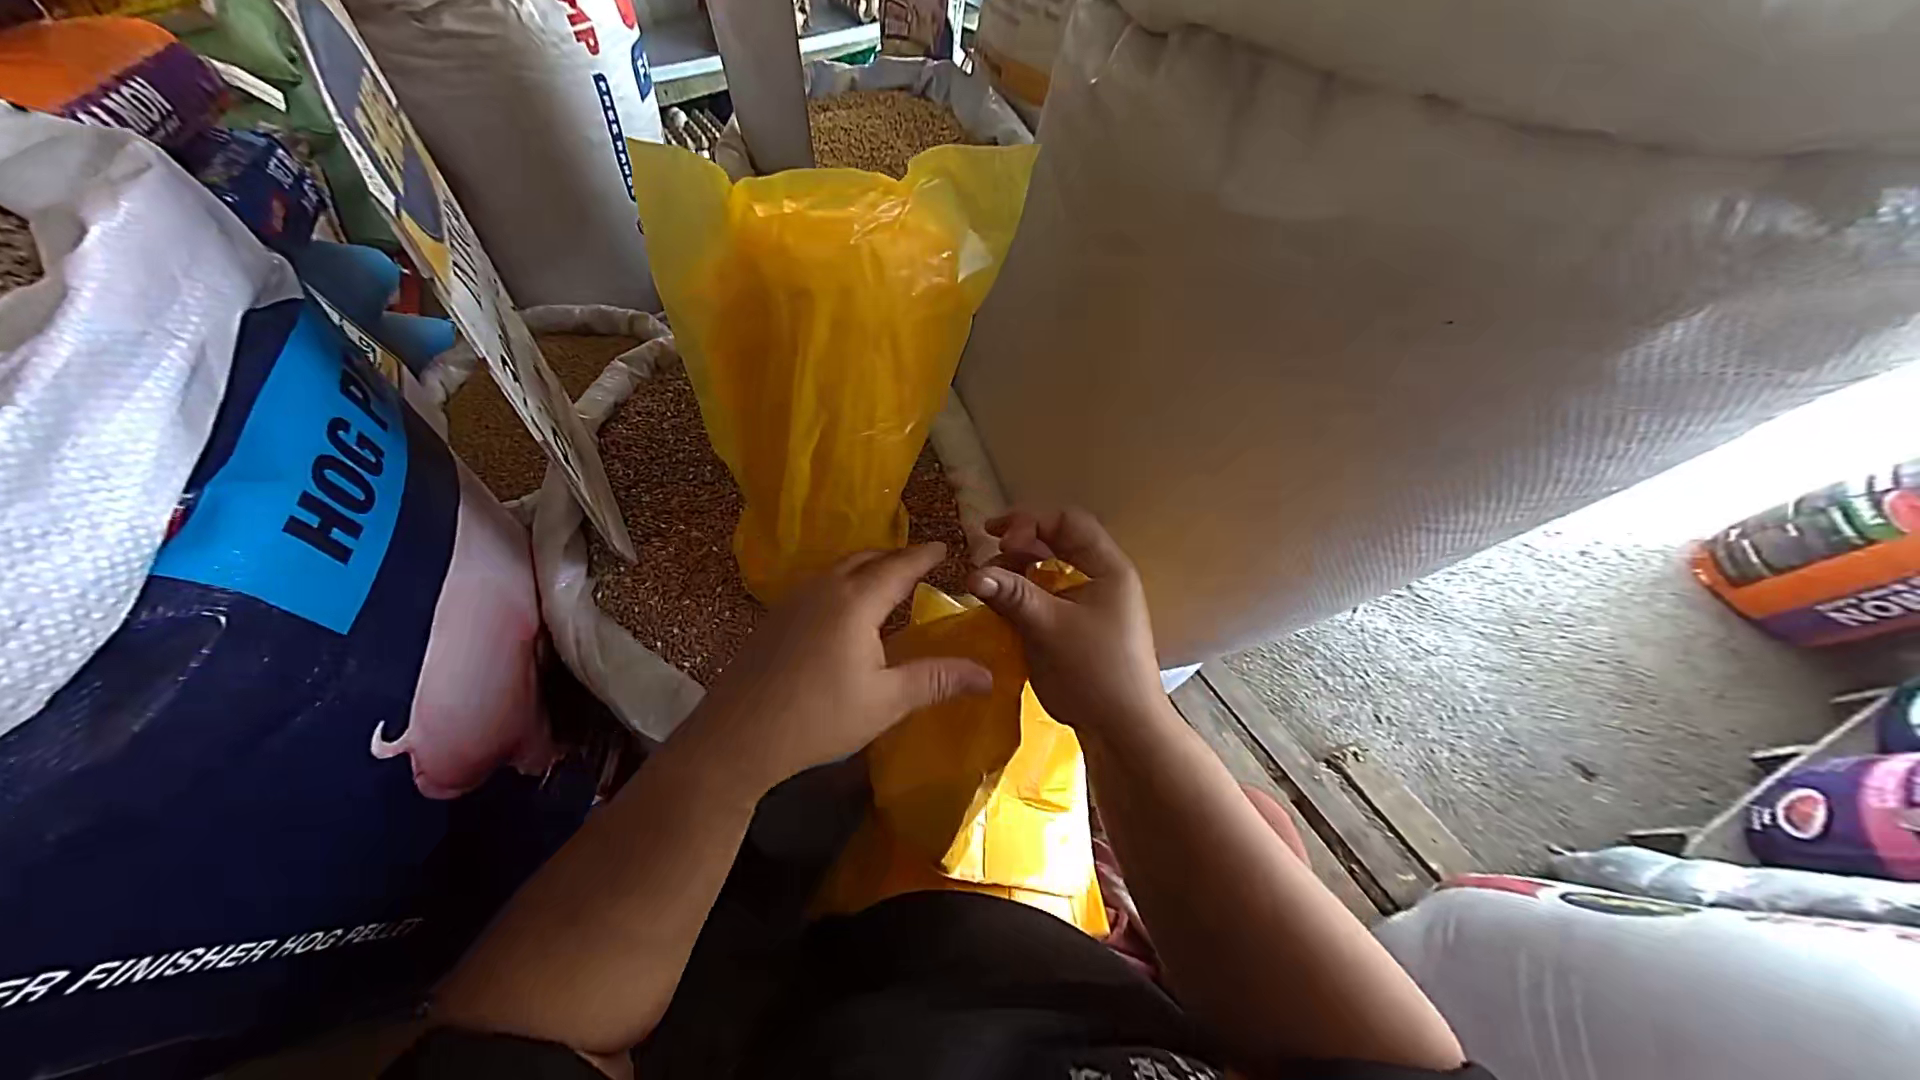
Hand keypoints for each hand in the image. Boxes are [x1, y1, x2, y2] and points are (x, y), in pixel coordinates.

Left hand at [691, 542, 992, 787]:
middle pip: (866, 559)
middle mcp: (824, 589)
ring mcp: (794, 601)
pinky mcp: (775, 618)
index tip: (943, 547)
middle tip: (919, 563)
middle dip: (895, 556)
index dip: (924, 555)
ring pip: (838, 569)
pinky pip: (819, 584)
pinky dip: (843, 583)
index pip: (899, 566)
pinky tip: (844, 610)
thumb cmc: (820, 717)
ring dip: (866, 568)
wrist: (739, 735)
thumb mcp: (887, 700)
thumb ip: (937, 680)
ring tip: (885, 581)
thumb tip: (988, 675)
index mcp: (855, 601)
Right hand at [966, 508, 1166, 735]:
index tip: (997, 538)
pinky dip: (1020, 596)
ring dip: (1016, 572)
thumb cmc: (1095, 671)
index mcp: (1107, 568)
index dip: (1030, 522)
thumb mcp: (1050, 627)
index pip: (1067, 522)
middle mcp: (1099, 578)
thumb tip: (972, 573)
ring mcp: (1087, 604)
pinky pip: (1044, 598)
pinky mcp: (1073, 627)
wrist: (1122, 729)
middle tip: (989, 560)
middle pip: (1056, 542)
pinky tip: (999, 605)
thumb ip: (1012, 594)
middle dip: (1019, 545)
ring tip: (989, 585)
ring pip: (1047, 571)